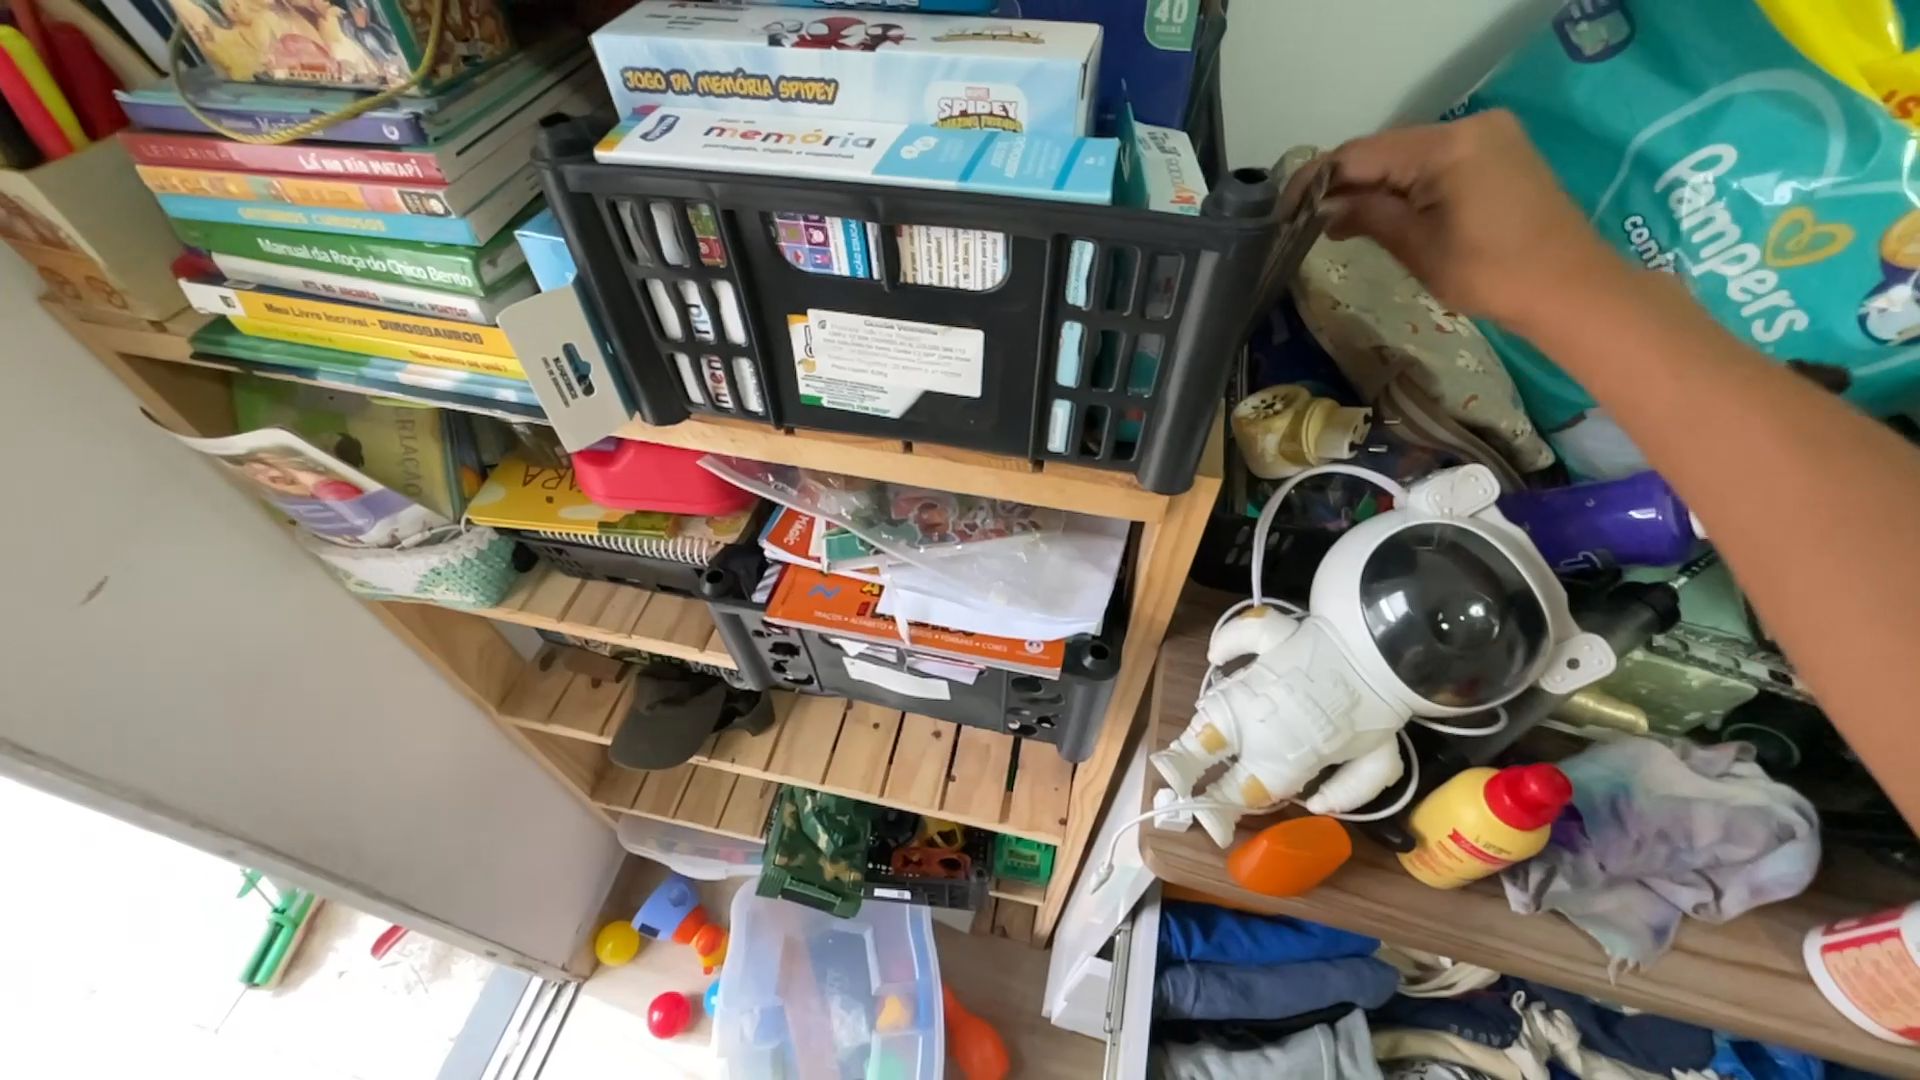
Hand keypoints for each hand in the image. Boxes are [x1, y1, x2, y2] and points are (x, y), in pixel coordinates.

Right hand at [1310, 110, 1628, 329]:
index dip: (1316, 181)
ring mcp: (1486, 137)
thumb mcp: (1416, 246)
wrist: (1568, 287)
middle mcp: (1467, 127)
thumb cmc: (1489, 273)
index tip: (1284, 212)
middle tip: (1306, 222)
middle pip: (1383, 150)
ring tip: (1336, 223)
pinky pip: (1433, 163)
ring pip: (1406, 157)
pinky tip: (1378, 214)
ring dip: (1370, 187)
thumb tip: (1325, 210)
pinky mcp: (1496, 154)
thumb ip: (1367, 216)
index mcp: (1446, 146)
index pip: (1360, 154)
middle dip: (1342, 184)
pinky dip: (1402, 186)